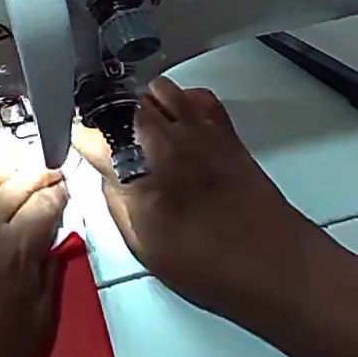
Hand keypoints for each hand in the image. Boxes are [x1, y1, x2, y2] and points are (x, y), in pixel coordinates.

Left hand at [0, 166, 68, 356]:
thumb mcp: (38, 320)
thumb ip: (47, 270)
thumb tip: (52, 238)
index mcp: (12, 250)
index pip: (44, 203)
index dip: (58, 193)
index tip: (63, 190)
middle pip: (14, 183)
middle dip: (36, 177)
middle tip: (47, 176)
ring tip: (10, 175)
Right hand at [74, 76, 338, 319]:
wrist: (278, 268)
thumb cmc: (215, 266)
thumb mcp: (144, 247)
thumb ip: (115, 202)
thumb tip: (105, 177)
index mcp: (138, 170)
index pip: (88, 133)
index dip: (79, 138)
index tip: (79, 144)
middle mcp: (164, 139)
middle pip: (118, 101)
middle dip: (108, 117)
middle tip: (110, 138)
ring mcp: (195, 128)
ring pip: (155, 88)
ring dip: (143, 104)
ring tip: (143, 126)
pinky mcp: (222, 128)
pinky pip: (193, 95)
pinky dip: (182, 101)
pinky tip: (180, 123)